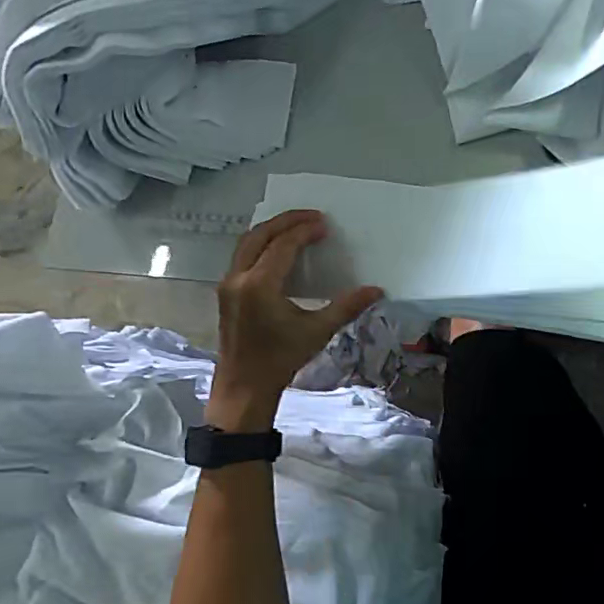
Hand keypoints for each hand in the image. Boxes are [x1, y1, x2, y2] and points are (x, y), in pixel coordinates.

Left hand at [207, 209, 382, 430]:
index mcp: (259, 285)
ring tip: (297, 227)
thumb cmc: (281, 359)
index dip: (304, 231)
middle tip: (312, 216)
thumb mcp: (317, 332)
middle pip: (259, 235)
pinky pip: (242, 256)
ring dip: (271, 231)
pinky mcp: (227, 293)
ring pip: (246, 243)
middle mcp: (238, 279)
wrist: (244, 387)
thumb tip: (377, 290)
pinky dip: (261, 245)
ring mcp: (228, 285)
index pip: (282, 245)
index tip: (325, 225)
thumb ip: (346, 307)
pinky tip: (280, 250)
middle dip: (286, 221)